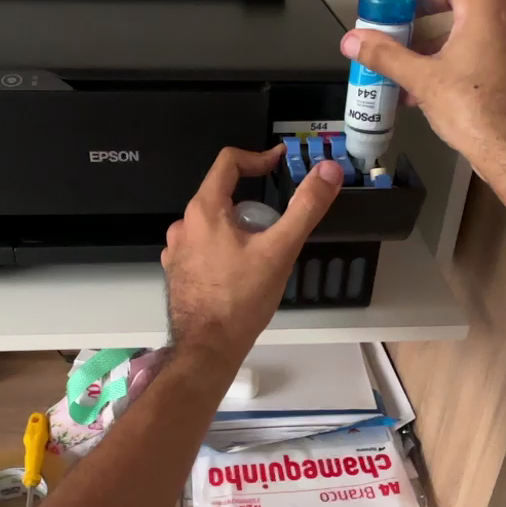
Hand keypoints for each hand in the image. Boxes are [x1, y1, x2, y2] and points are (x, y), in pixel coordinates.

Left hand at [163, 147, 341, 369]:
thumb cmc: (241, 299)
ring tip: (259, 254)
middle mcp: (184, 225)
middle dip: (252, 204)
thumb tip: (329, 171)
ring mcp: (176, 250)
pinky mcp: (176, 272)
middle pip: (221, 195)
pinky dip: (221, 251)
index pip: (228, 162)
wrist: (207, 348)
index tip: (278, 165)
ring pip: (211, 225)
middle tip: (275, 227)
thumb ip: (306, 207)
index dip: (258, 158)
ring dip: (235, 228)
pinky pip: (202, 249)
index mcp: (205, 210)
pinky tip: (237, 275)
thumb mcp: (280, 250)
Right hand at [342, 0, 505, 179]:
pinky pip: (481, 37)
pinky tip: (427, 78)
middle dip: (418, 4)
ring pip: (468, 15)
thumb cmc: (475, 113)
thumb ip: (385, 55)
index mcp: (485, 5)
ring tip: (405, 57)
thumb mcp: (422, 80)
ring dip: (432, 30)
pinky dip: (452, 46)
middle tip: (394, 25)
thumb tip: (353, 41)